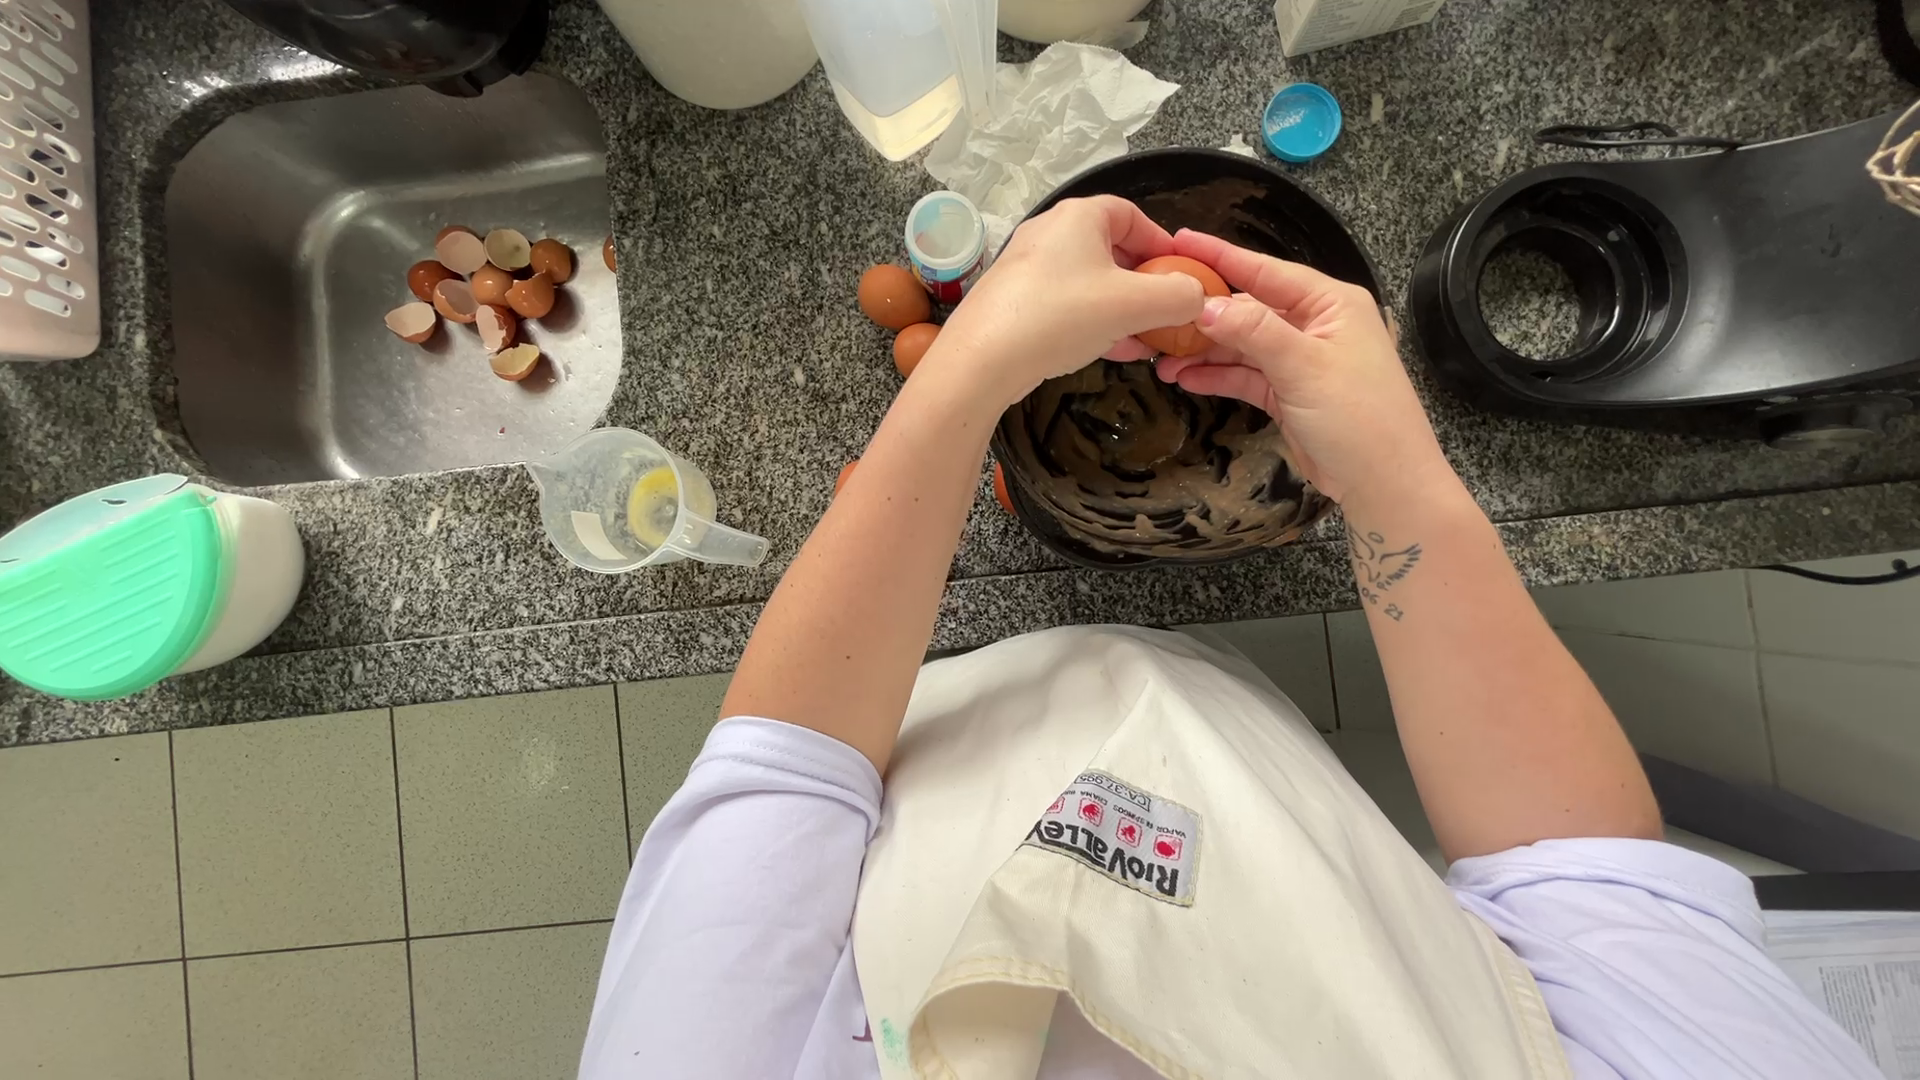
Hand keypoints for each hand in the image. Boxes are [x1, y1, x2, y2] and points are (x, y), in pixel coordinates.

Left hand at [919, 196, 1207, 409]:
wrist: (983, 360)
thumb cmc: (1061, 316)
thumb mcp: (1133, 304)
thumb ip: (1177, 296)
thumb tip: (1197, 296)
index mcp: (1079, 217)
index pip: (1131, 215)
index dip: (1160, 243)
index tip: (1179, 273)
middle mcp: (1048, 234)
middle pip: (1109, 252)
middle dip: (1142, 285)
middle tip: (1162, 314)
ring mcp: (1025, 271)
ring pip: (1087, 286)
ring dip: (1119, 312)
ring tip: (1141, 341)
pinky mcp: (1012, 305)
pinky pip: (1063, 309)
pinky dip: (1089, 325)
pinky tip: (1106, 352)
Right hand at [1152, 229, 1450, 506]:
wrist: (1382, 481)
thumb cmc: (1359, 416)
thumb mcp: (1304, 367)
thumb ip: (1254, 332)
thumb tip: (1205, 306)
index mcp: (1330, 304)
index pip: (1265, 271)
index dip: (1220, 257)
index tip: (1179, 242)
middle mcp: (1313, 326)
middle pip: (1247, 310)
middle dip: (1203, 316)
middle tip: (1157, 316)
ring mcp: (1298, 361)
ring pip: (1241, 346)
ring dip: (1203, 352)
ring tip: (1161, 359)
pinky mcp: (1287, 393)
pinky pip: (1244, 376)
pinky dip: (1216, 377)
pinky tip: (1185, 378)